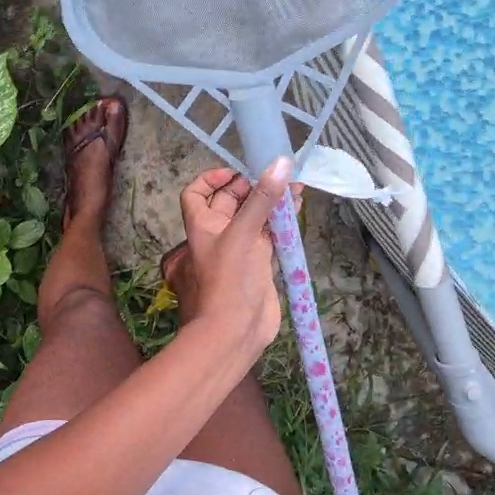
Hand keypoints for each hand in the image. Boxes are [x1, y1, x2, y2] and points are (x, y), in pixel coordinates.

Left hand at [177, 159, 294, 353]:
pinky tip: (298, 209)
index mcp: (202, 225)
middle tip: (278, 174)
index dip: (211, 179)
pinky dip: (282, 221)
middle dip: (253, 186)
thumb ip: (262, 199)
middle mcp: (218, 234)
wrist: (234, 332)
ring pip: (254, 217)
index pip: (196, 194)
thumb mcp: (243, 234)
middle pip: (231, 201)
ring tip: (296, 187)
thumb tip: (281, 163)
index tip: (236, 172)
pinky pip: (270, 235)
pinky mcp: (260, 263)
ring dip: (272, 202)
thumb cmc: (228, 281)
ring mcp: (240, 249)